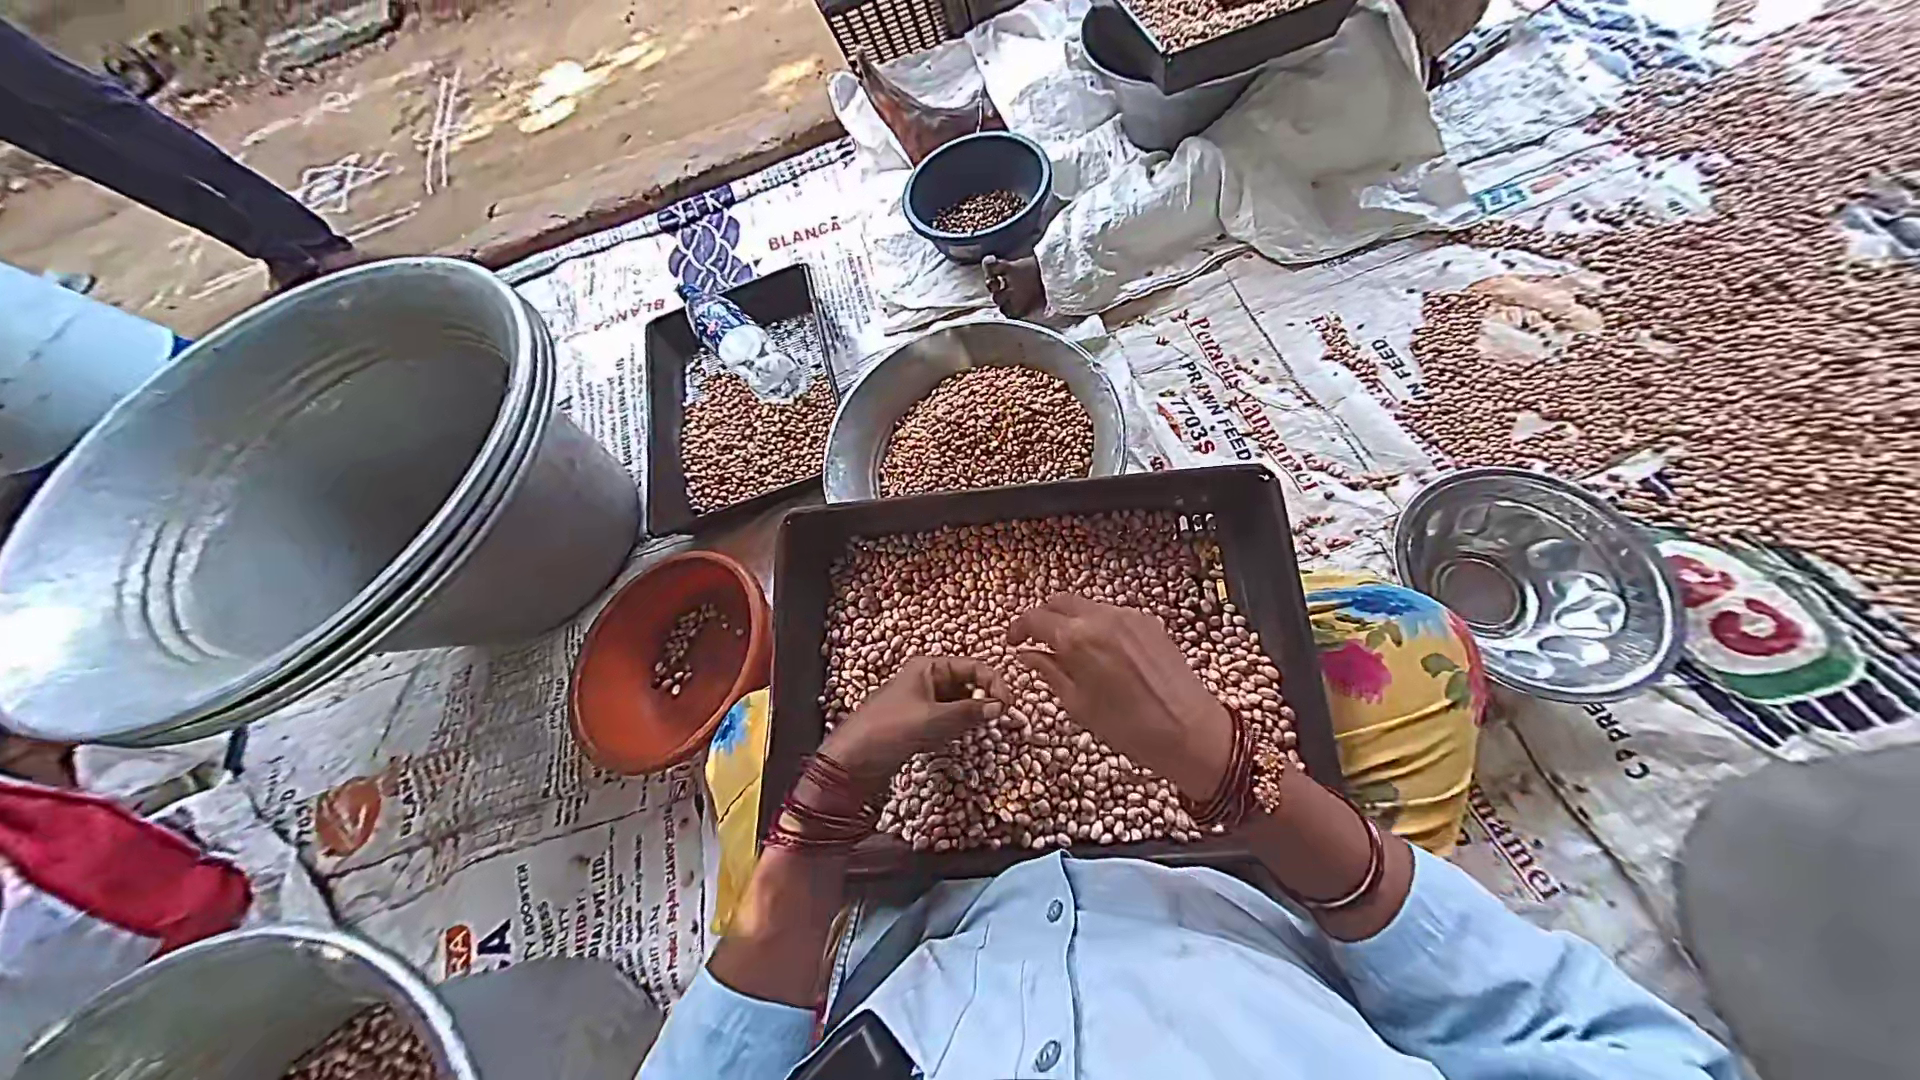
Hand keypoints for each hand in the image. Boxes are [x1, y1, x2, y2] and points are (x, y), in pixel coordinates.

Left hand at [818, 656, 1010, 798]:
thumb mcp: (933, 719)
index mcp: (928, 667)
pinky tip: (958, 738)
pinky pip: (950, 718)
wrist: (851, 761)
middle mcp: (928, 679)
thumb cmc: (887, 730)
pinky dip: (959, 726)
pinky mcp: (921, 722)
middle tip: (999, 719)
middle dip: (985, 699)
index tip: (1008, 705)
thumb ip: (969, 712)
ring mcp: (924, 701)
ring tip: (980, 729)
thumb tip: (1000, 707)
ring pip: (961, 702)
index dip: (994, 682)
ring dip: (973, 714)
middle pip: (969, 683)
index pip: (973, 666)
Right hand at [1008, 594, 1232, 801]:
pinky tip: (1100, 651)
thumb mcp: (1078, 703)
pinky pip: (1111, 614)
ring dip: (1070, 620)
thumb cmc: (1129, 727)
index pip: (1035, 618)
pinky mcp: (1148, 622)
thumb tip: (1029, 655)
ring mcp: (1127, 616)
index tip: (1013, 641)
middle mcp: (1101, 618)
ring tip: (1069, 649)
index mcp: (1077, 639)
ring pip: (1086, 606)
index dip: (1018, 628)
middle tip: (1036, 640)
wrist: (1190, 731)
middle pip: (1059, 602)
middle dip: (1043, 617)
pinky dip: (1096, 624)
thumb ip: (1049, 672)